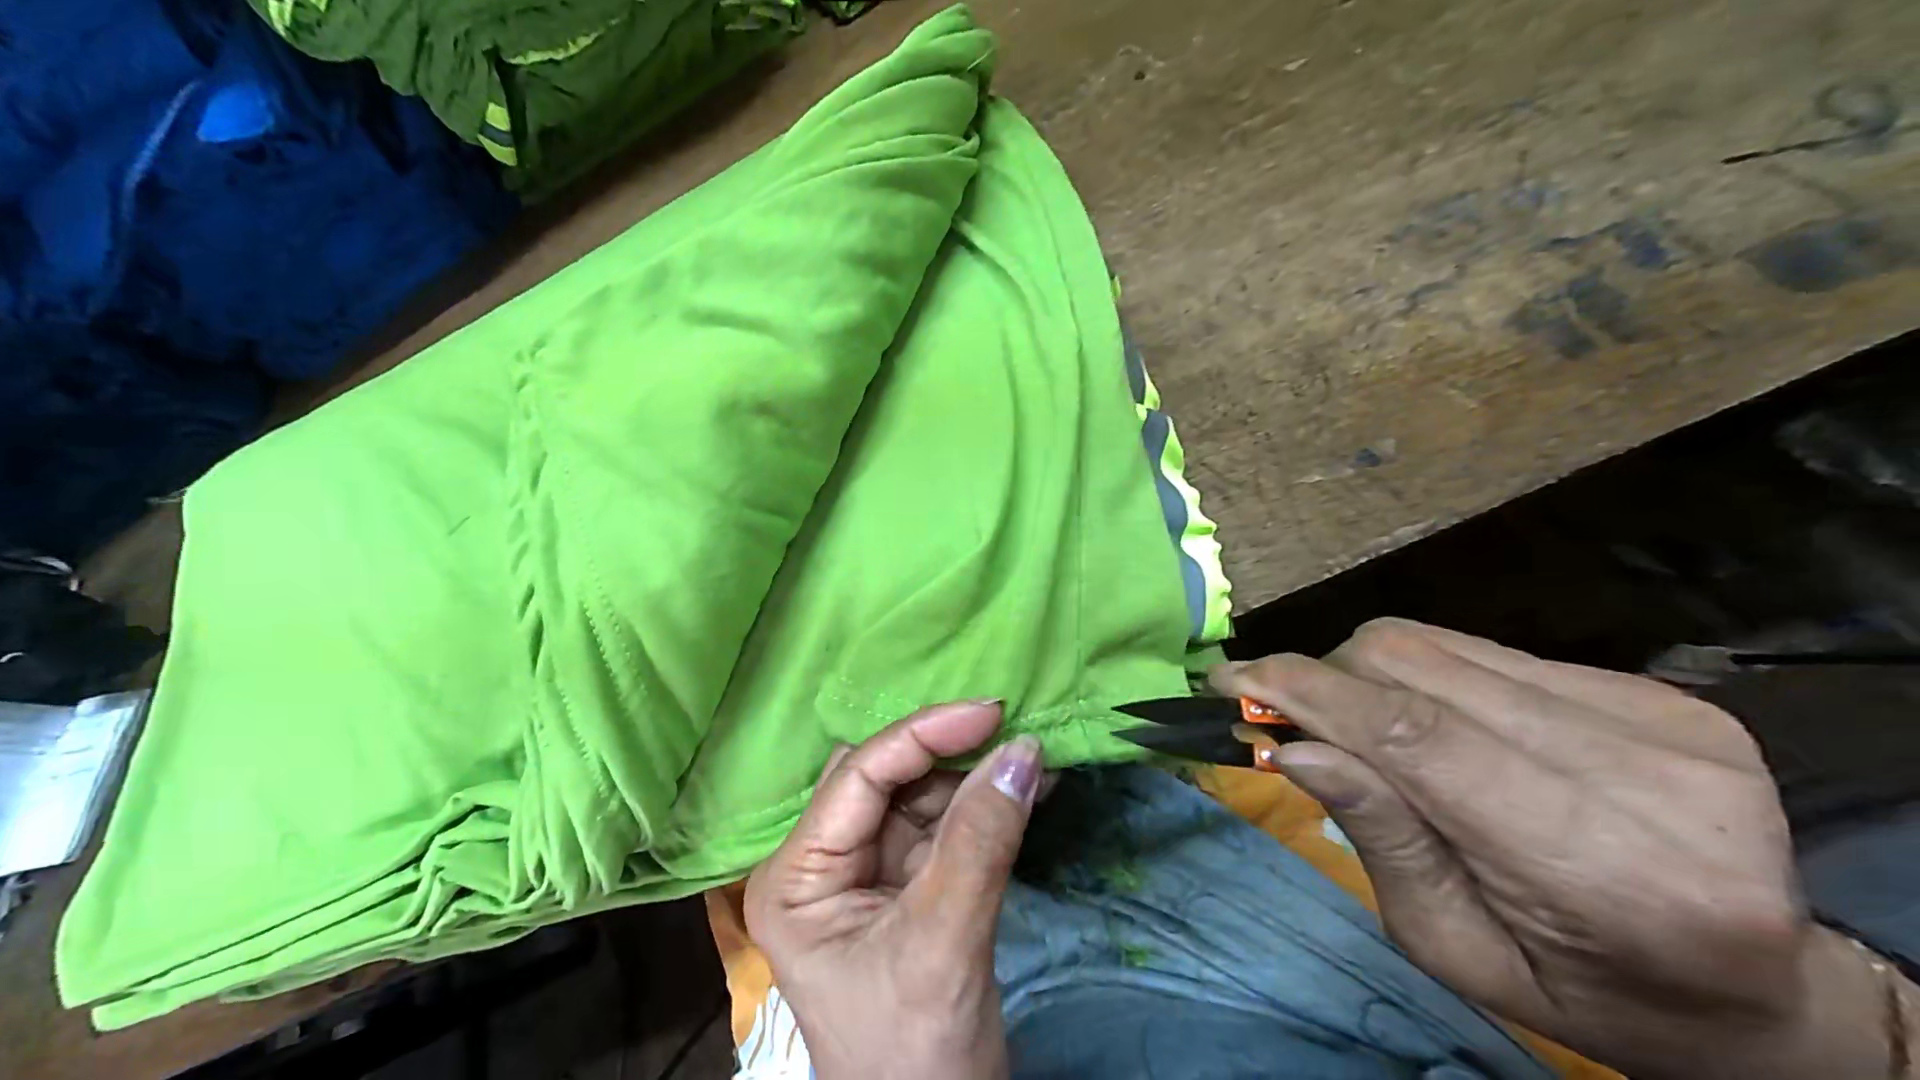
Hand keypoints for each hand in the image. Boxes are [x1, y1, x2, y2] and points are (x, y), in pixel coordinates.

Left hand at [745, 701, 1043, 1079]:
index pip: (859, 777)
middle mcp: (823, 862)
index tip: (989, 712)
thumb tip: (1023, 749)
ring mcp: (867, 871)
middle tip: (1012, 735)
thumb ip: (981, 842)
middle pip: (886, 778)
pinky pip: (947, 826)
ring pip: (920, 795)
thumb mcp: (944, 945)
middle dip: (948, 754)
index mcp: (798, 876)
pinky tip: (1026, 789)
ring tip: (1031, 760)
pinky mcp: (908, 884)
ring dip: (975, 777)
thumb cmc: (914, 1056)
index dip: (923, 735)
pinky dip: (986, 806)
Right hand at [1213, 619, 1907, 1079]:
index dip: (1309, 692)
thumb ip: (1379, 837)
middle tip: (1282, 713)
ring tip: (1358, 723)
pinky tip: (1434, 723)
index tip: (1230, 680)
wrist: (1763, 991)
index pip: (1417, 737)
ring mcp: (1663, 717)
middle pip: (1417, 667)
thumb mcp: (1455, 949)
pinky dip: (1423, 677)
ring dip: (1366, 674)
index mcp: (1610, 876)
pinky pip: (1480, 650)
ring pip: (1439, 644)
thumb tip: (1293, 746)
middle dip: (1324, 678)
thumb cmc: (1586, 996)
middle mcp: (1650, 775)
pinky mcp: (1656, 689)